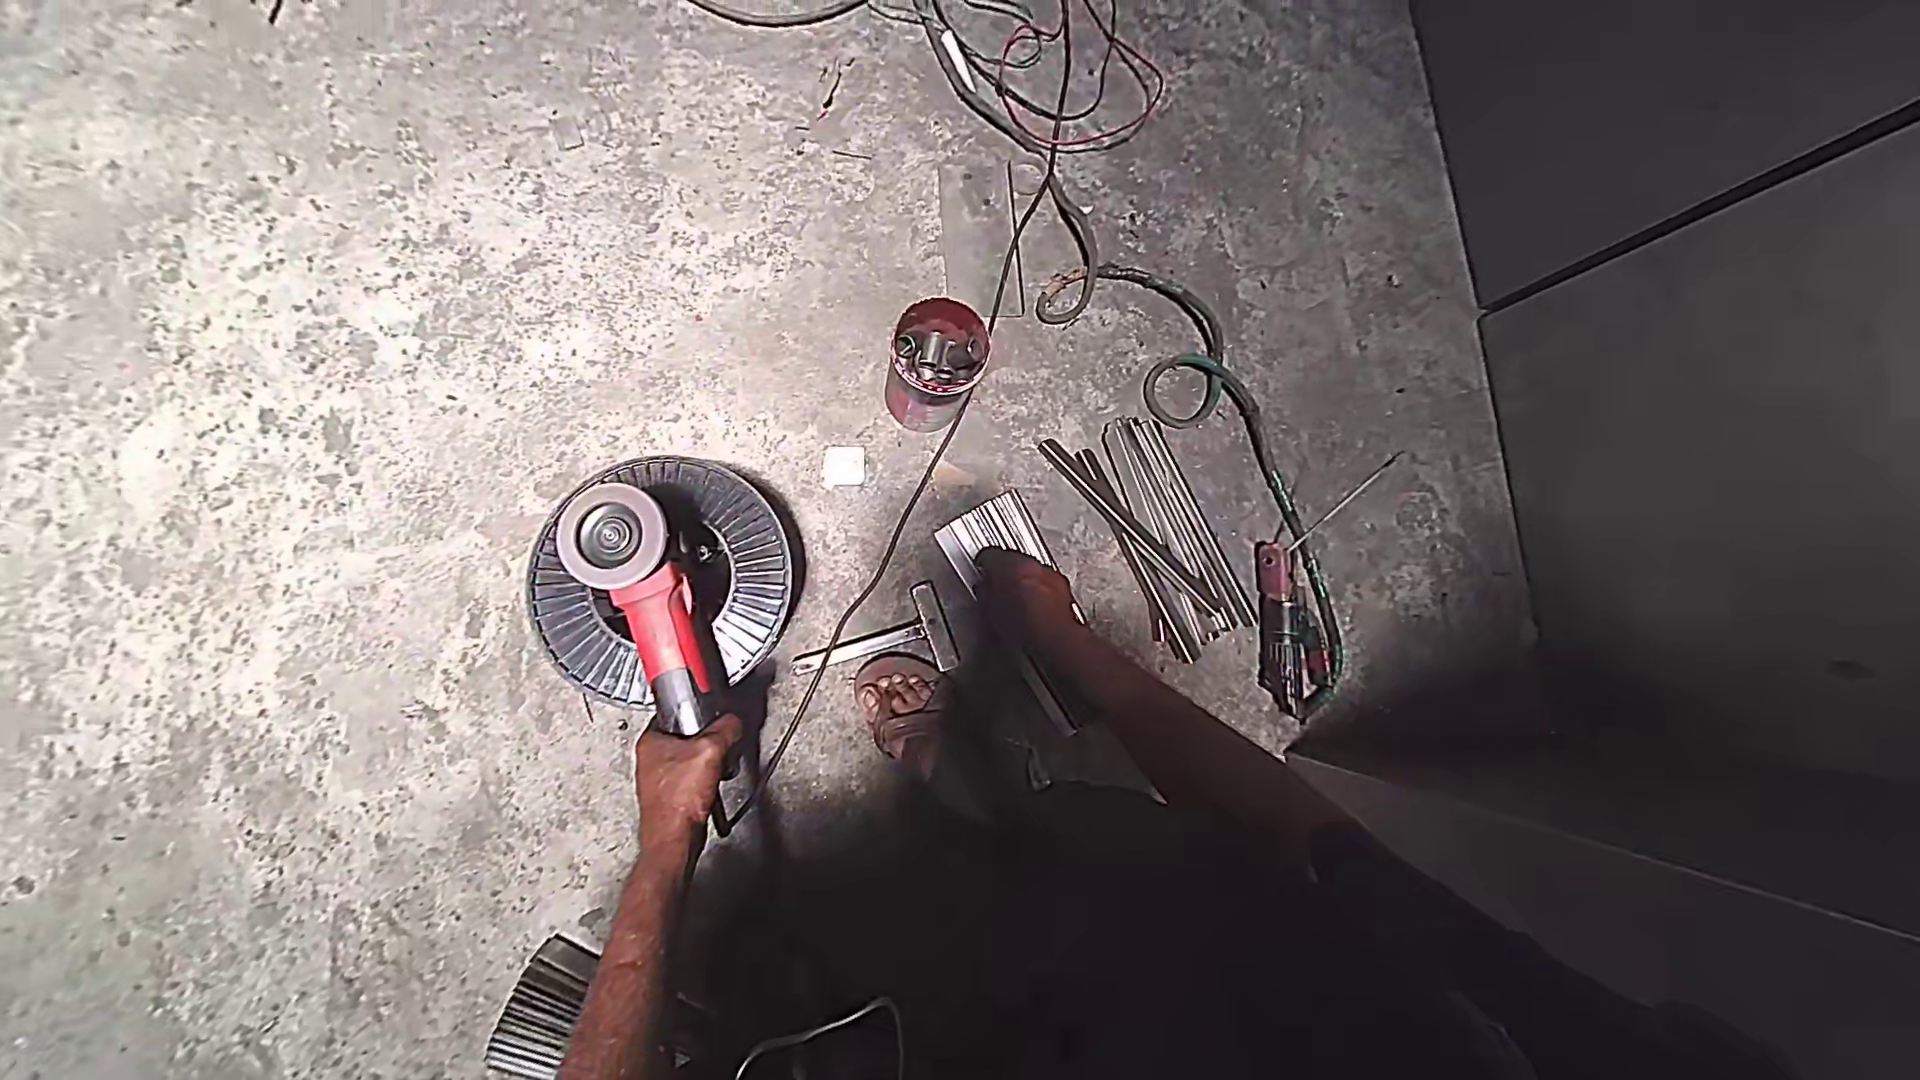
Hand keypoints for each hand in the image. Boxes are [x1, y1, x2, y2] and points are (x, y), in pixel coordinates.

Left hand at [634, 714, 741, 838]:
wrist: (676, 839)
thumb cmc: (678, 801)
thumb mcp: (711, 750)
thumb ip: (725, 728)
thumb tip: (732, 722)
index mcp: (650, 741)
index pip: (677, 711)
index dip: (698, 711)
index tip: (712, 715)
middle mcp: (651, 758)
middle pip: (689, 735)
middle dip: (708, 740)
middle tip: (718, 747)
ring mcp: (661, 777)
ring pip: (693, 756)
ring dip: (709, 760)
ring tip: (716, 769)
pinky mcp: (672, 793)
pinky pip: (694, 775)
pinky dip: (706, 777)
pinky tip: (712, 784)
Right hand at [974, 547, 1086, 655]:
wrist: (1054, 639)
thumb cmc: (1025, 626)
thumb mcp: (990, 610)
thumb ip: (986, 592)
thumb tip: (985, 589)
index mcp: (1009, 565)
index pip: (990, 555)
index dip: (983, 564)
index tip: (982, 571)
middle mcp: (1031, 564)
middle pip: (1013, 559)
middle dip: (1005, 571)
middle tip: (997, 585)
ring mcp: (1049, 574)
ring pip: (1031, 569)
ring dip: (1023, 579)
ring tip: (1016, 598)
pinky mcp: (1063, 587)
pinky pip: (1046, 581)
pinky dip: (1039, 589)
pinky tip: (1033, 606)